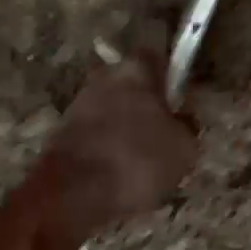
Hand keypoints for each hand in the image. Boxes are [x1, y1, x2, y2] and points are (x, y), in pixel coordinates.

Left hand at [35, 55, 195, 235]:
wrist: (73, 192)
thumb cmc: (136, 160)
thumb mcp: (183, 149)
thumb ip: (188, 126)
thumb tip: (183, 120)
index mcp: (136, 68)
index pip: (156, 57)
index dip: (168, 77)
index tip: (176, 103)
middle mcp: (105, 75)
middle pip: (131, 84)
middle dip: (144, 106)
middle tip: (159, 138)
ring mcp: (80, 100)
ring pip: (111, 109)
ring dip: (122, 128)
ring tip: (137, 163)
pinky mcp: (63, 129)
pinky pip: (94, 132)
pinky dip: (104, 147)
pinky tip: (114, 173)